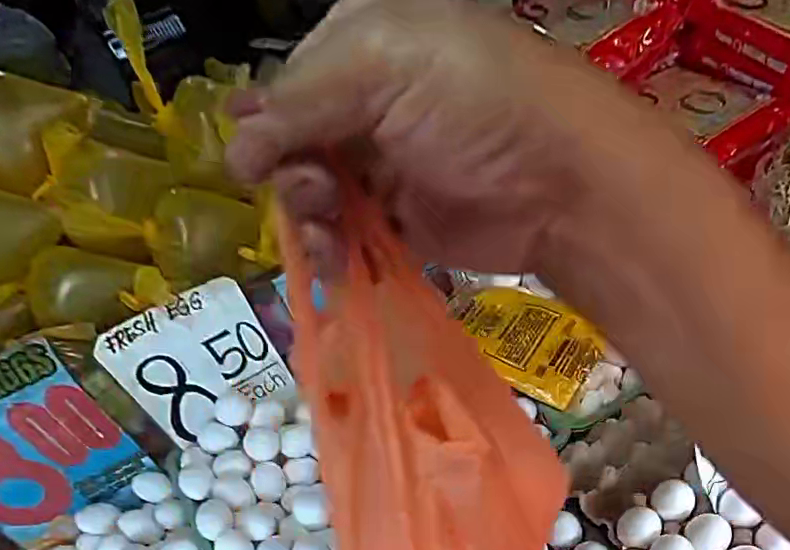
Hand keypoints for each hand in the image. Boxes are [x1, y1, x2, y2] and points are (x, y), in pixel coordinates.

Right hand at [225, 0, 671, 274]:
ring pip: (318, 202)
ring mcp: (384, 172)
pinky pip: (350, 242)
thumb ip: (304, 101)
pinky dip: (338, 256)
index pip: (287, 90)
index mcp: (359, 45)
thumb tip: (233, 146)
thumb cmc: (476, 103)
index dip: (271, 129)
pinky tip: (340, 265)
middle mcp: (366, 108)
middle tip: (318, 196)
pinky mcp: (402, 227)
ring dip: (311, 224)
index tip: (262, 163)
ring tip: (329, 239)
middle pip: (297, 150)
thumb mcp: (385, 66)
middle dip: (295, 178)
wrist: (556, 182)